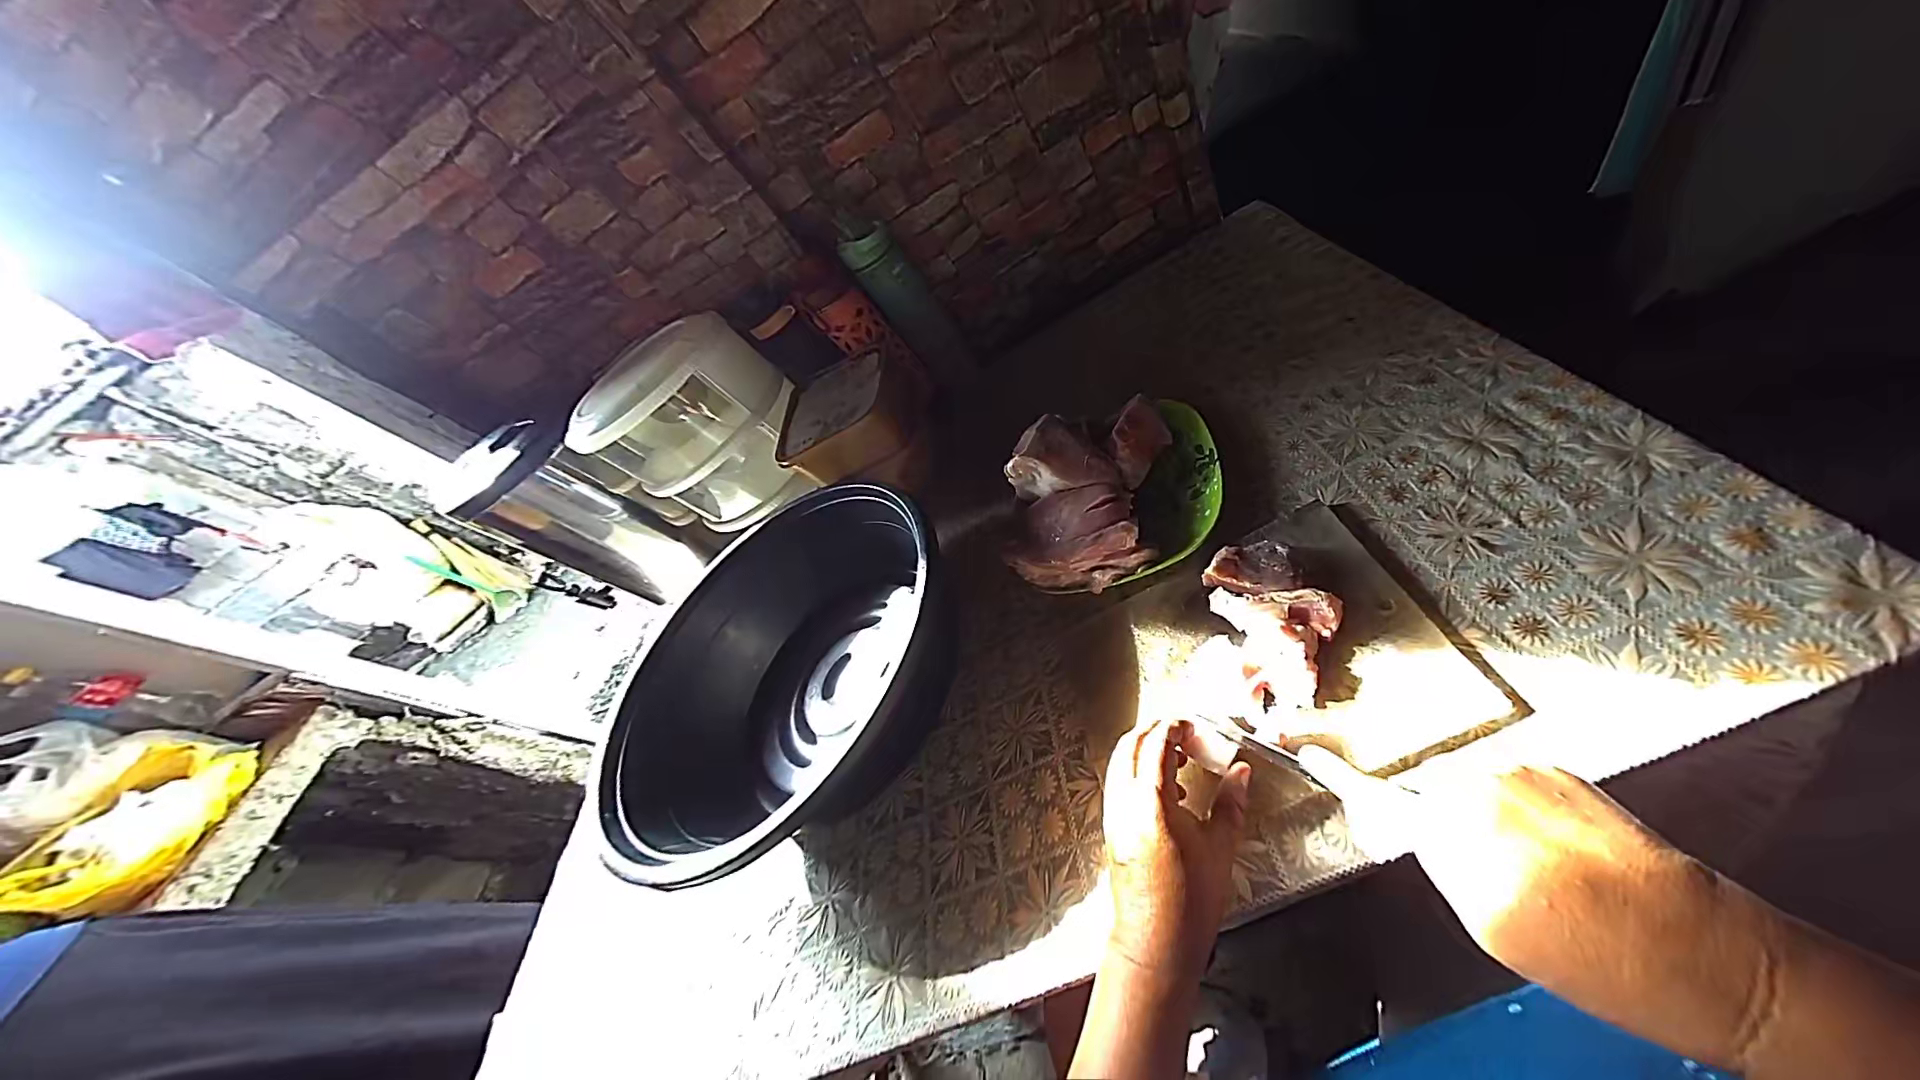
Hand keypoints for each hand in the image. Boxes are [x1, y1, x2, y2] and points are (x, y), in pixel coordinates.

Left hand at [1101, 718, 1251, 976]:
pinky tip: (1171, 790)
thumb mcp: (1221, 848)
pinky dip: (1140, 771)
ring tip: (1182, 759)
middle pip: (1130, 743)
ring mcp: (1113, 813)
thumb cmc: (1187, 903)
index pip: (1155, 742)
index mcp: (1150, 801)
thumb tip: (1241, 773)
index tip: (1192, 724)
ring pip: (1121, 760)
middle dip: (1157, 731)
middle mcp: (1124, 801)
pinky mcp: (1112, 826)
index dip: (1175, 726)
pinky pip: (1120, 782)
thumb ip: (1231, 803)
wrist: (1154, 942)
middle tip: (1186, 734)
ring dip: (1147, 750)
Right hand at [1297, 748, 1773, 1065]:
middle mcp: (1480, 793)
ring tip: (1527, 860)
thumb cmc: (1595, 958)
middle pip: (1422, 788)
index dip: (1335, 775)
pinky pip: (1505, 780)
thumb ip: (1437, 862)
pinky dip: (1513, 806)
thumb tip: (1409, 828)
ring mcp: (1519, 773)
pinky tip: (1552, 845)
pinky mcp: (1555, 767)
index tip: (1309, 753)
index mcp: (1455, 839)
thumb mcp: (1488, 925)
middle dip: (1430, 814)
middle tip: (1470, 860)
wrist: (1708, 953)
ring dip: (1477, 812)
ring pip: (1464, 783)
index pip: (1374, 796)